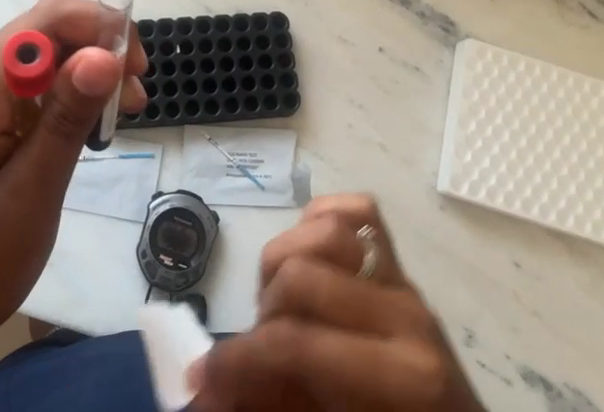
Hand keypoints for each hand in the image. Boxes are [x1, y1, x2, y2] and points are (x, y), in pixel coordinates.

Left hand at [0, 0, 145, 411]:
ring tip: (122, 115)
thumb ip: (65, 120)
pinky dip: (69, 97)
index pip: (43, 22)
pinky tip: (89, 129)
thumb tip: (106, 52)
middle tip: (134, 97)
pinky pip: (31, 92)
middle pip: (43, 31)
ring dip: (87, 70)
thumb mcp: (29, 196)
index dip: (97, 26)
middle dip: (97, 45)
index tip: (135, 74)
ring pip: (41, 59)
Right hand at [190, 195, 483, 411]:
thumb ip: (264, 398)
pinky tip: (309, 262)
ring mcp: (404, 281)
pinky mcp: (398, 264)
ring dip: (287, 263)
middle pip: (299, 276)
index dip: (237, 360)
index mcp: (399, 375)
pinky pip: (358, 211)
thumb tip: (200, 387)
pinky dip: (322, 222)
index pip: (294, 341)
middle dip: (263, 313)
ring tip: (285, 308)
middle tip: (258, 350)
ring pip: (324, 229)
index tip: (204, 377)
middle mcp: (404, 314)